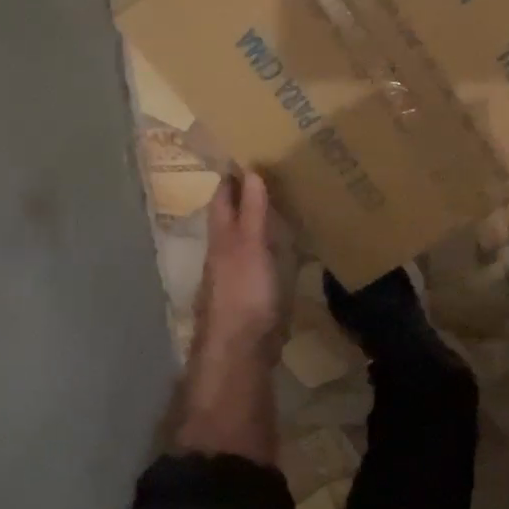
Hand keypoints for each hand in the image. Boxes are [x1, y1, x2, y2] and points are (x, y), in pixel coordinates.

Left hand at [174, 170, 282, 463]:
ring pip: (245, 244)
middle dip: (245, 200)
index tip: (249, 154)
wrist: (240, 353)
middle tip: (271, 177)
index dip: (232, 178)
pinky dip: (270, 252)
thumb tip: (250, 170)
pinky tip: (286, 253)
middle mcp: (224, 256)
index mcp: (222, 240)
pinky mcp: (252, 301)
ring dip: (259, 226)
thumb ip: (252, 212)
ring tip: (283, 209)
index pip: (223, 199)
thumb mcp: (250, 247)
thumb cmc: (244, 294)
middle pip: (231, 221)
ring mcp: (236, 280)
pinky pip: (260, 266)